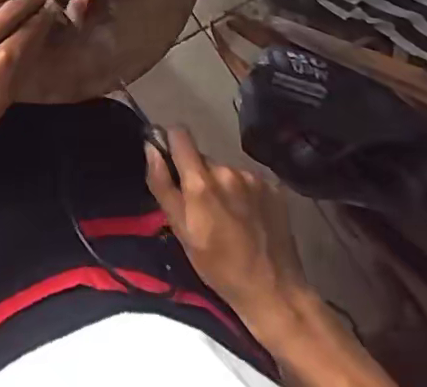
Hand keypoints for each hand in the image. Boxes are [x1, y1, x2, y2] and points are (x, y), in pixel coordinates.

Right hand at [144, 126, 309, 319]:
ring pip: (225, 170)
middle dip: (197, 175)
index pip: (179, 134)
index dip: (170, 142)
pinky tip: (249, 217)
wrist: (275, 292)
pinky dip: (243, 192)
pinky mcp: (274, 188)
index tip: (169, 160)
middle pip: (202, 157)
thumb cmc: (218, 266)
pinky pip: (247, 180)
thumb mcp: (180, 230)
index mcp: (201, 181)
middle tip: (202, 207)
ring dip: (221, 184)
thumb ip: (162, 184)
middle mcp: (227, 171)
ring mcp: (254, 178)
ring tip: (228, 215)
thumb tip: (150, 147)